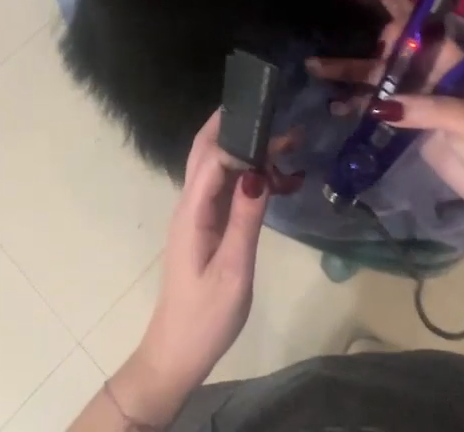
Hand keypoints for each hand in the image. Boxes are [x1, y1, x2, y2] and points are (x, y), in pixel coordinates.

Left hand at [111, 109, 267, 425]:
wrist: (177, 354)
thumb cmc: (206, 316)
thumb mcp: (233, 271)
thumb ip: (245, 220)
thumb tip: (260, 170)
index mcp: (192, 212)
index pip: (213, 157)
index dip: (240, 135)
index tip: (274, 120)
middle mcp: (191, 205)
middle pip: (207, 151)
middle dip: (235, 126)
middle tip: (272, 109)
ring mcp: (197, 215)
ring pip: (217, 167)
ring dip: (244, 148)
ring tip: (285, 141)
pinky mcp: (207, 227)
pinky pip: (225, 188)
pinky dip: (248, 175)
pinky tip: (276, 179)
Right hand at [308, 0, 463, 218]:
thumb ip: (426, 109)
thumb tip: (379, 106)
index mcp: (449, 61)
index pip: (418, 25)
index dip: (395, 0)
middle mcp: (430, 72)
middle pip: (390, 50)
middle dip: (364, 47)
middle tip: (339, 53)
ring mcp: (417, 96)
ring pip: (378, 77)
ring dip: (350, 72)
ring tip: (315, 69)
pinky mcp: (408, 122)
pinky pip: (376, 104)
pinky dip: (356, 102)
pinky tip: (335, 105)